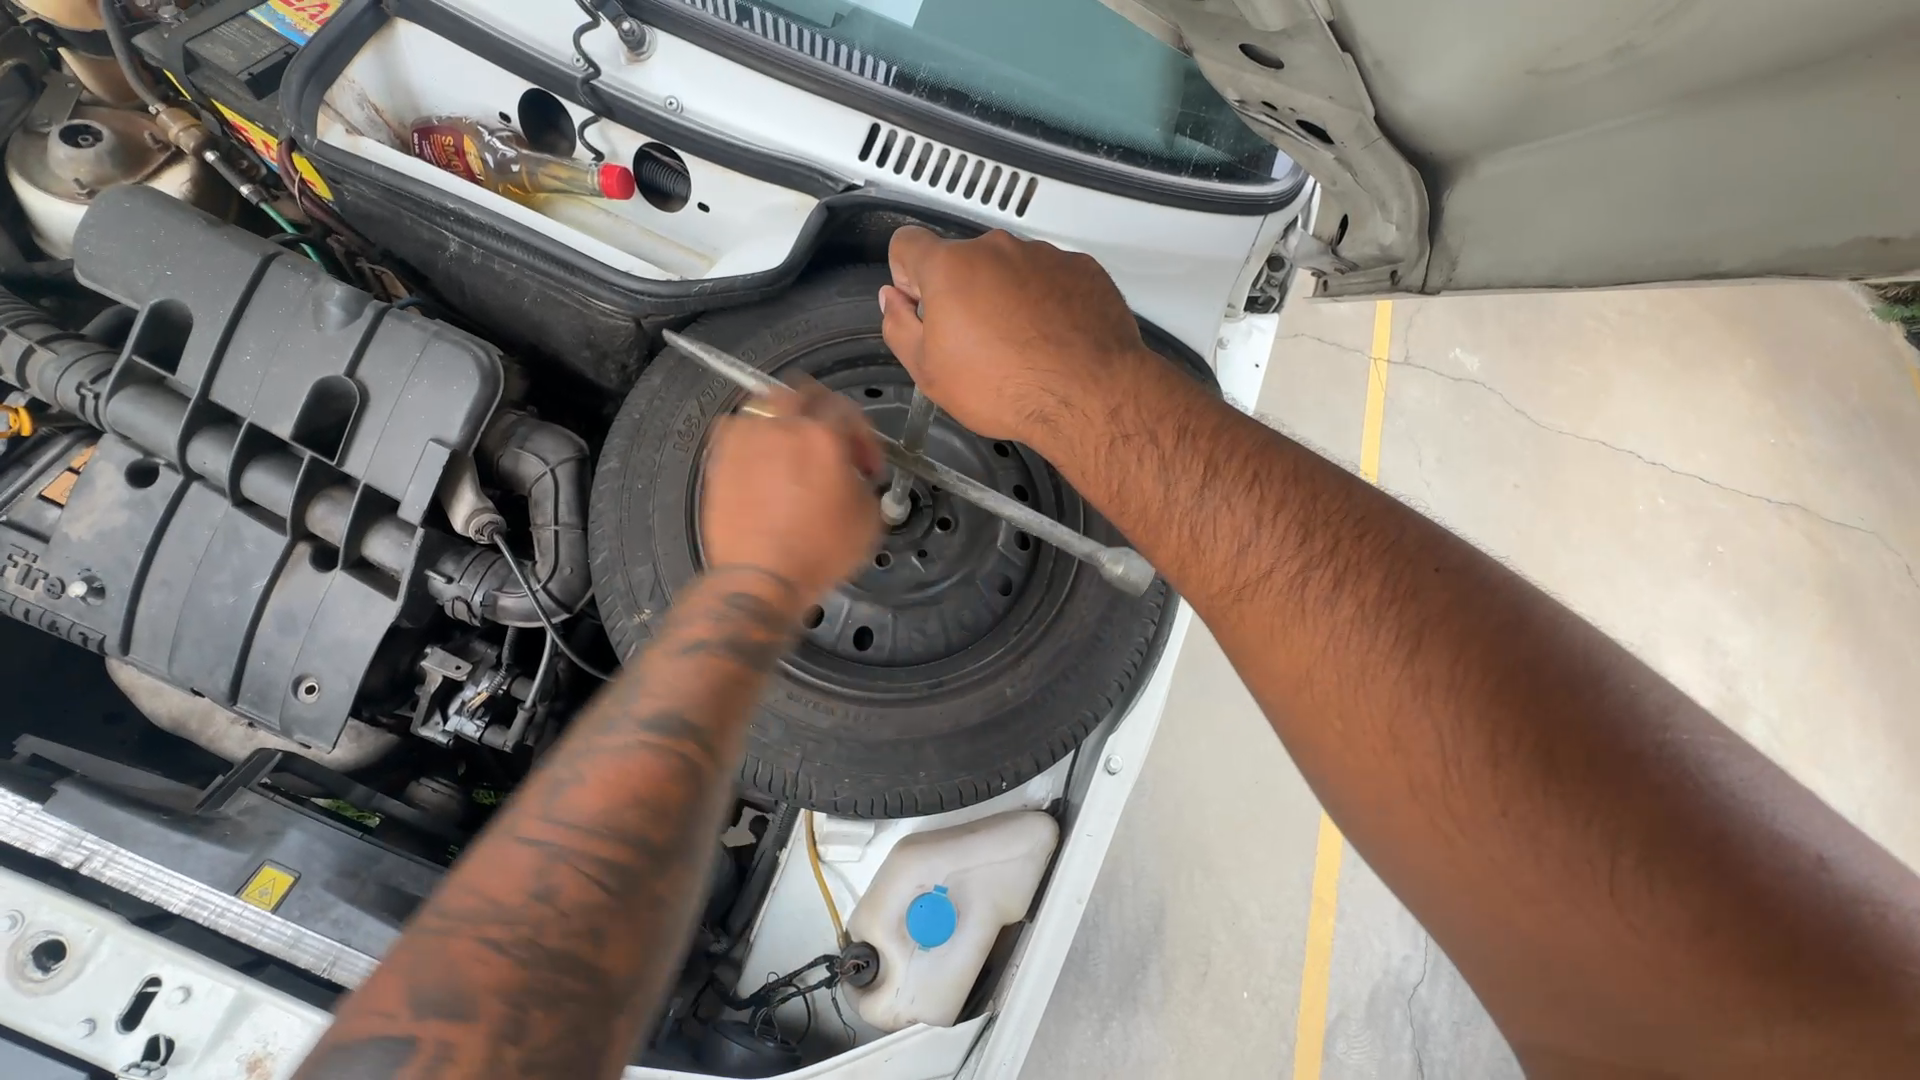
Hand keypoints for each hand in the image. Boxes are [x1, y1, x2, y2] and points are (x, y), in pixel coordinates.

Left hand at [702, 383, 882, 605]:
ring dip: (786, 415)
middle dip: (824, 410)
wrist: (762, 578)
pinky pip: (737, 426)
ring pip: (767, 402)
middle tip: (833, 435)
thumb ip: (866, 486)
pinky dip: (753, 433)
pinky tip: (762, 455)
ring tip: (795, 441)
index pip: (850, 412)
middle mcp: (783, 428)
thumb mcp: (868, 520)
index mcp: (825, 436)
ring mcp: (747, 439)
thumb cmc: (815, 553)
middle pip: (804, 392)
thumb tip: (857, 479)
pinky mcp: (721, 457)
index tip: (866, 462)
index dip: (865, 437)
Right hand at [879, 227, 1156, 453]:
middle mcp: (996, 249)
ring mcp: (1043, 255)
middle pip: (964, 261)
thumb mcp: (929, 373)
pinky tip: (1051, 341)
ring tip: (1019, 348)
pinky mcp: (1081, 269)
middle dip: (963, 293)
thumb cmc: (1007, 388)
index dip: (906, 275)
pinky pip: (1052, 279)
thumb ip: (899, 327)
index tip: (920, 303)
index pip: (907, 243)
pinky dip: (1047, 302)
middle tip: (973, 343)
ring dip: (1007, 297)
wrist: (1086, 395)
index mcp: (950, 267)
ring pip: (1010, 269)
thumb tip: (893, 302)